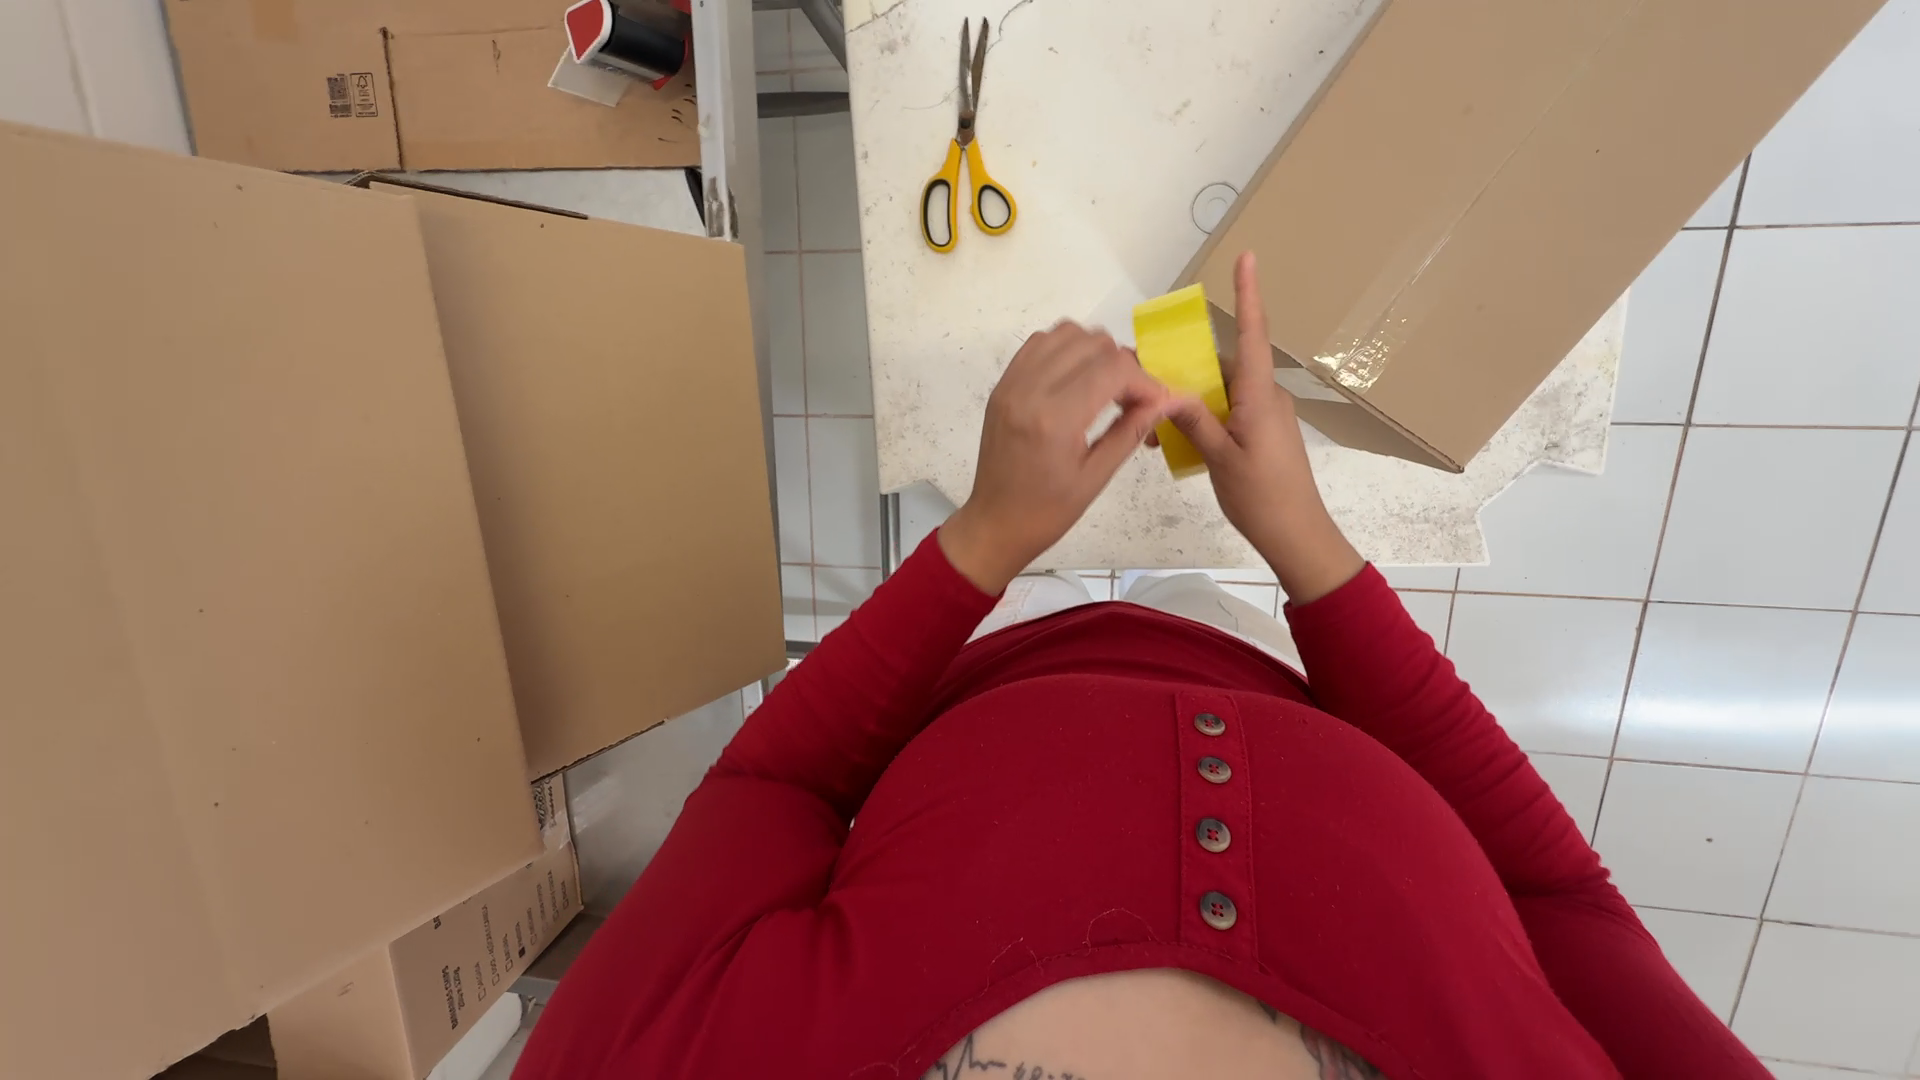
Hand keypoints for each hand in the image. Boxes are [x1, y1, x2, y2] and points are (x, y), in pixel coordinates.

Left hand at [940, 323, 1172, 592]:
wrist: (995, 523)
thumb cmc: (1047, 511)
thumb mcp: (1096, 476)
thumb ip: (1132, 431)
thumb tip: (1167, 400)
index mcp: (1055, 419)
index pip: (1113, 368)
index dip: (1144, 380)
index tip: (1155, 402)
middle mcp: (1030, 390)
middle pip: (1092, 343)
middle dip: (1122, 364)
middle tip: (1130, 398)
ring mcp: (1011, 384)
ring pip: (1065, 333)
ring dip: (1093, 351)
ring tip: (1104, 386)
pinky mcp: (1002, 386)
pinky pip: (1038, 344)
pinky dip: (1064, 350)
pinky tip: (1076, 380)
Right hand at [1164, 252, 1363, 603]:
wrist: (1295, 535)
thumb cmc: (1261, 496)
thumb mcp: (1219, 458)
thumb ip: (1194, 420)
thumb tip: (1169, 389)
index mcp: (1259, 396)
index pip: (1253, 335)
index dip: (1249, 295)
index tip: (1247, 257)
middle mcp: (1265, 398)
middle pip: (1221, 367)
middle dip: (1182, 375)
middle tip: (1143, 386)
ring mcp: (1264, 416)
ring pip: (1218, 395)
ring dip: (1185, 406)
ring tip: (1152, 433)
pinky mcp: (1260, 434)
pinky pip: (1225, 415)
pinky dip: (1199, 422)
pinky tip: (1173, 445)